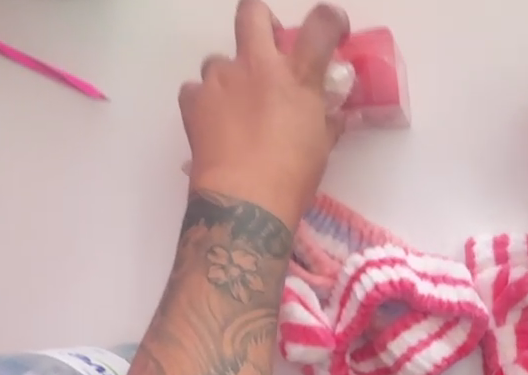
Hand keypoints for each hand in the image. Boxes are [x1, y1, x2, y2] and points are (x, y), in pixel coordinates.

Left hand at [181, 1, 349, 226]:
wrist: (245, 202)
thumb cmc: (293, 179)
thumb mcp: (321, 151)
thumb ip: (327, 124)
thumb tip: (334, 116)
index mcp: (296, 78)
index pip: (320, 28)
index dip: (331, 21)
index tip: (334, 29)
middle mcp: (256, 66)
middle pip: (253, 13)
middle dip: (261, 22)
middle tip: (268, 50)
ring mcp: (220, 79)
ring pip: (219, 60)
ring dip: (230, 77)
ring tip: (236, 110)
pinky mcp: (193, 100)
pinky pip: (196, 91)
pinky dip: (205, 104)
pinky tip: (214, 126)